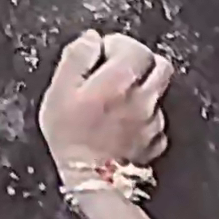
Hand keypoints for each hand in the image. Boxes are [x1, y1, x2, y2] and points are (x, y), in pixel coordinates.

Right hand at [39, 30, 173, 174]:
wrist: (91, 180)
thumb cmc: (69, 132)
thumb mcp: (59, 89)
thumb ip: (76, 57)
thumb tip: (92, 39)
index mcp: (119, 81)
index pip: (135, 47)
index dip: (116, 44)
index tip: (99, 53)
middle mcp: (144, 99)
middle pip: (160, 65)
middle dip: (139, 60)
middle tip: (114, 67)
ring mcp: (154, 122)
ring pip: (158, 91)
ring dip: (141, 86)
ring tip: (114, 96)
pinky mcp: (157, 140)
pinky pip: (155, 115)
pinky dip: (142, 110)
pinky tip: (121, 119)